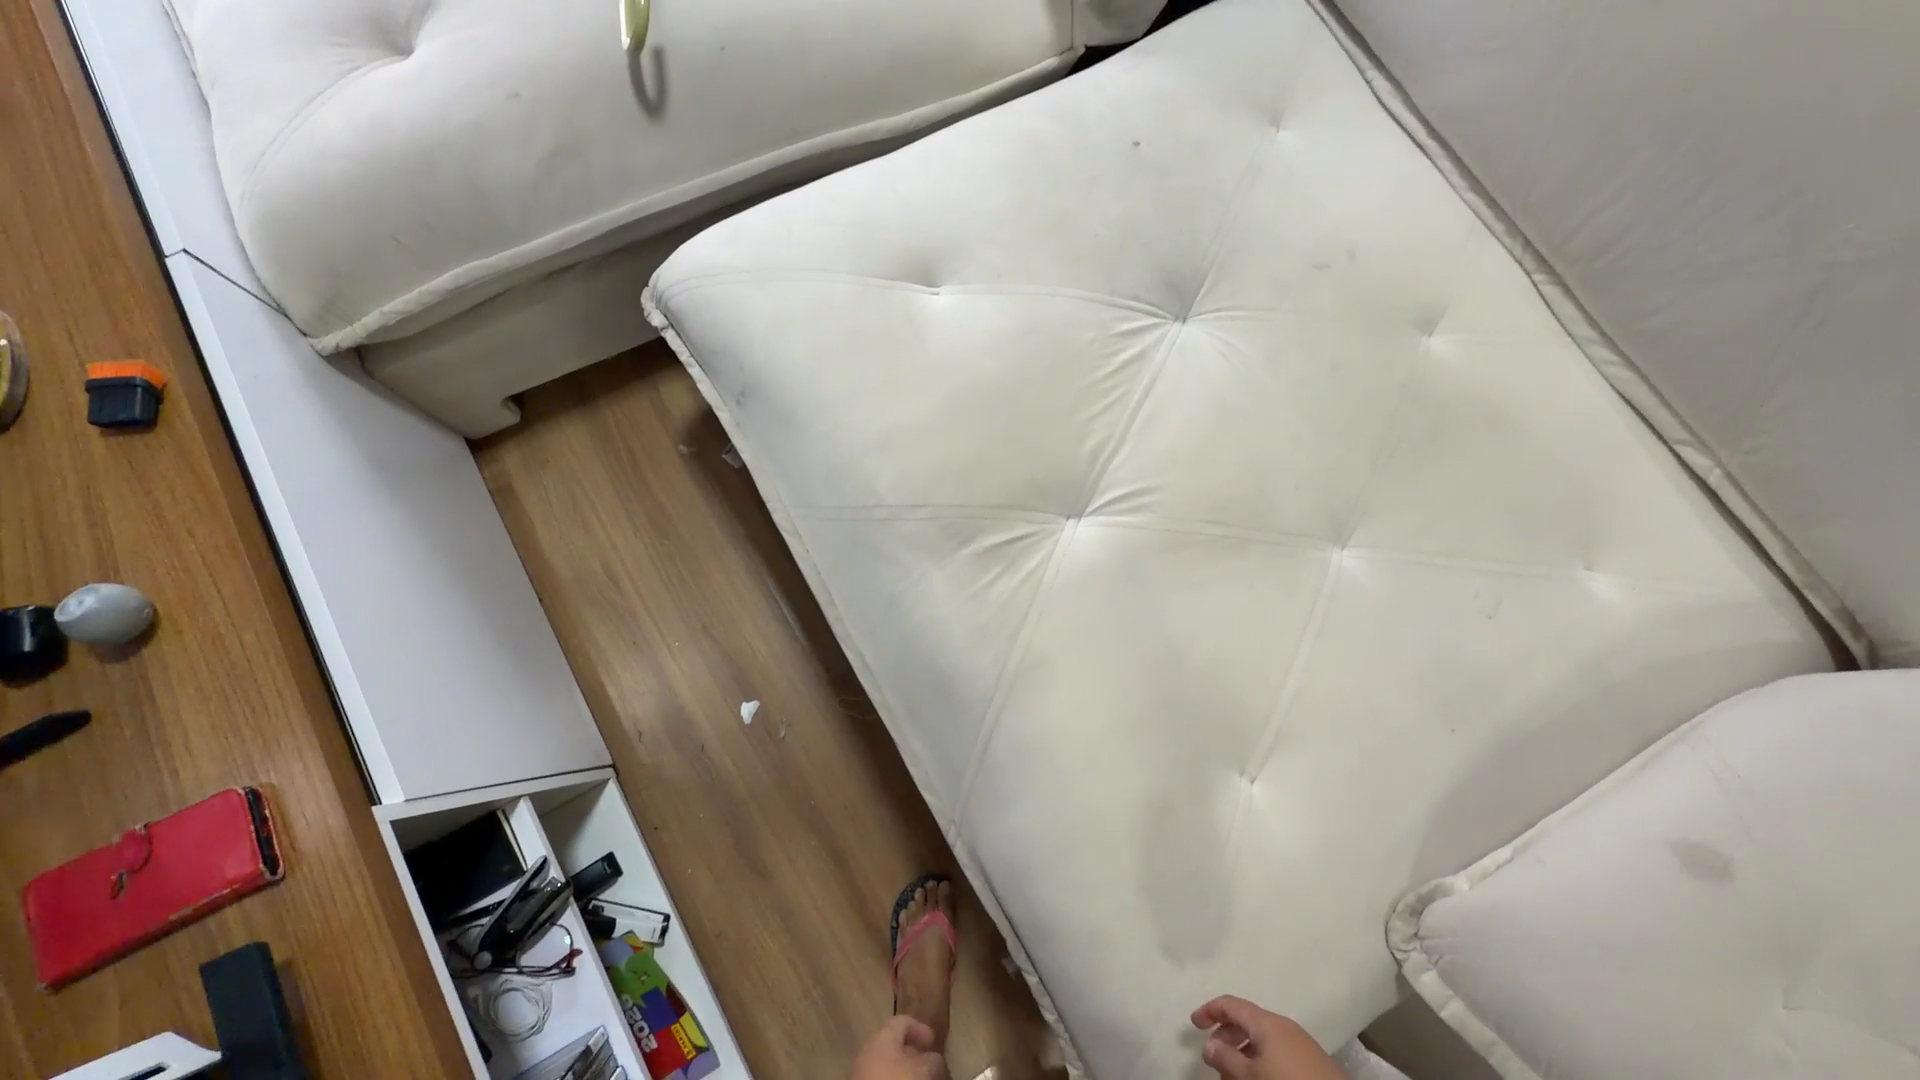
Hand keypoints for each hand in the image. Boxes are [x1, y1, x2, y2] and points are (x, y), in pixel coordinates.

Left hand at [851, 1016, 944, 1079]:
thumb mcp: (923, 1071)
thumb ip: (933, 1060)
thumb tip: (934, 1058)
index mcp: (882, 1036)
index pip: (902, 1021)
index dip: (920, 1029)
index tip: (934, 1042)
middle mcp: (868, 1049)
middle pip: (893, 1044)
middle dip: (913, 1053)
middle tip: (929, 1064)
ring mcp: (861, 1070)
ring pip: (887, 1063)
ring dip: (904, 1069)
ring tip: (919, 1078)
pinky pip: (880, 1076)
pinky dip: (893, 1078)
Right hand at [1191, 996, 1346, 1079]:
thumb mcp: (1250, 1075)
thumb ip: (1226, 1058)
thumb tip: (1209, 1045)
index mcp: (1266, 1022)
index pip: (1231, 1004)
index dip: (1209, 1010)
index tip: (1193, 1023)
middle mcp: (1282, 1025)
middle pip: (1246, 1021)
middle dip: (1226, 1035)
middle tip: (1212, 1054)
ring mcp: (1299, 1041)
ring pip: (1261, 1038)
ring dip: (1242, 1051)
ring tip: (1232, 1072)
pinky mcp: (1310, 1059)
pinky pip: (1276, 1050)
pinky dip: (1260, 1058)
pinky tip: (1257, 1076)